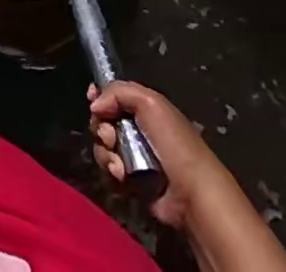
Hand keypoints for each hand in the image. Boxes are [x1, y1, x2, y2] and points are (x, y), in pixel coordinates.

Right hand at [89, 80, 224, 231]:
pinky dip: (112, 172)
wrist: (192, 192)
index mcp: (145, 109)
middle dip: (100, 127)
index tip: (92, 101)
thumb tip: (94, 104)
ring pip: (102, 147)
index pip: (114, 97)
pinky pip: (108, 171)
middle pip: (102, 121)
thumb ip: (119, 92)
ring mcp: (133, 157)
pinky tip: (122, 176)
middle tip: (110, 136)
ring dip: (106, 153)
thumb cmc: (174, 143)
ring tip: (119, 163)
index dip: (100, 97)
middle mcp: (137, 130)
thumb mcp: (151, 103)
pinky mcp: (131, 182)